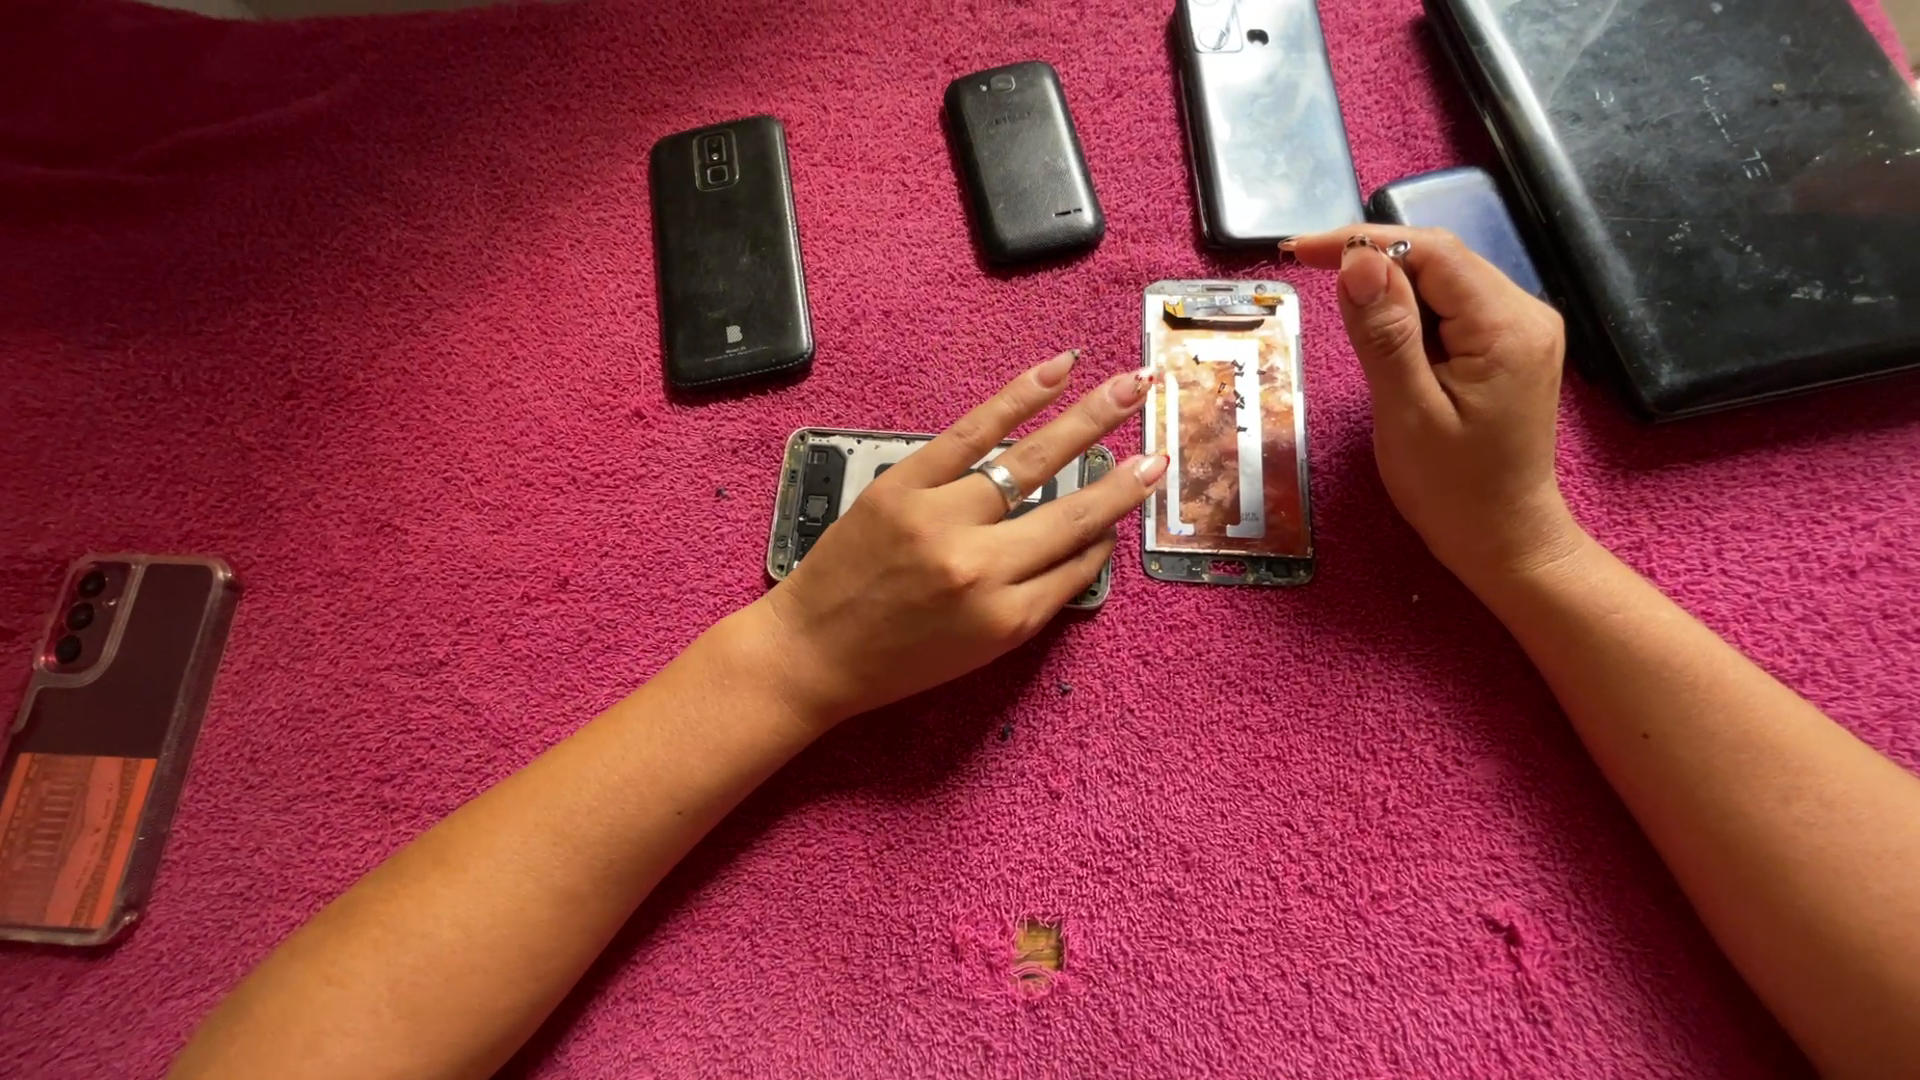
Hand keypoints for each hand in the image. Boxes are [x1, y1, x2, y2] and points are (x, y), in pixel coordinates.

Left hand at [756, 351, 1167, 724]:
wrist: (808, 653)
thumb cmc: (894, 663)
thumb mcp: (978, 653)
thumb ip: (1035, 601)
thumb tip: (1083, 547)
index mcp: (1007, 618)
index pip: (1078, 563)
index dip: (1106, 533)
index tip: (1127, 501)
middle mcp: (983, 567)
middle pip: (1071, 513)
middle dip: (1126, 479)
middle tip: (1163, 442)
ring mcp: (941, 519)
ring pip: (1031, 462)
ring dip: (1090, 418)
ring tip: (1132, 385)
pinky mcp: (903, 485)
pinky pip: (971, 434)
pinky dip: (1018, 398)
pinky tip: (1058, 371)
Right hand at [1288, 227, 1584, 587]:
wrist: (1501, 537)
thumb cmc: (1450, 488)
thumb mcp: (1406, 412)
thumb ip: (1384, 335)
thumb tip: (1356, 264)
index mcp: (1506, 326)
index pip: (1431, 253)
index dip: (1363, 241)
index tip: (1300, 251)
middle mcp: (1523, 314)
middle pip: (1438, 261)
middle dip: (1370, 259)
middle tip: (1302, 266)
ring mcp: (1516, 331)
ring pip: (1440, 284)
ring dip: (1383, 286)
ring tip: (1331, 298)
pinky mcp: (1502, 350)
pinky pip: (1447, 312)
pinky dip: (1402, 311)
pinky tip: (1372, 325)